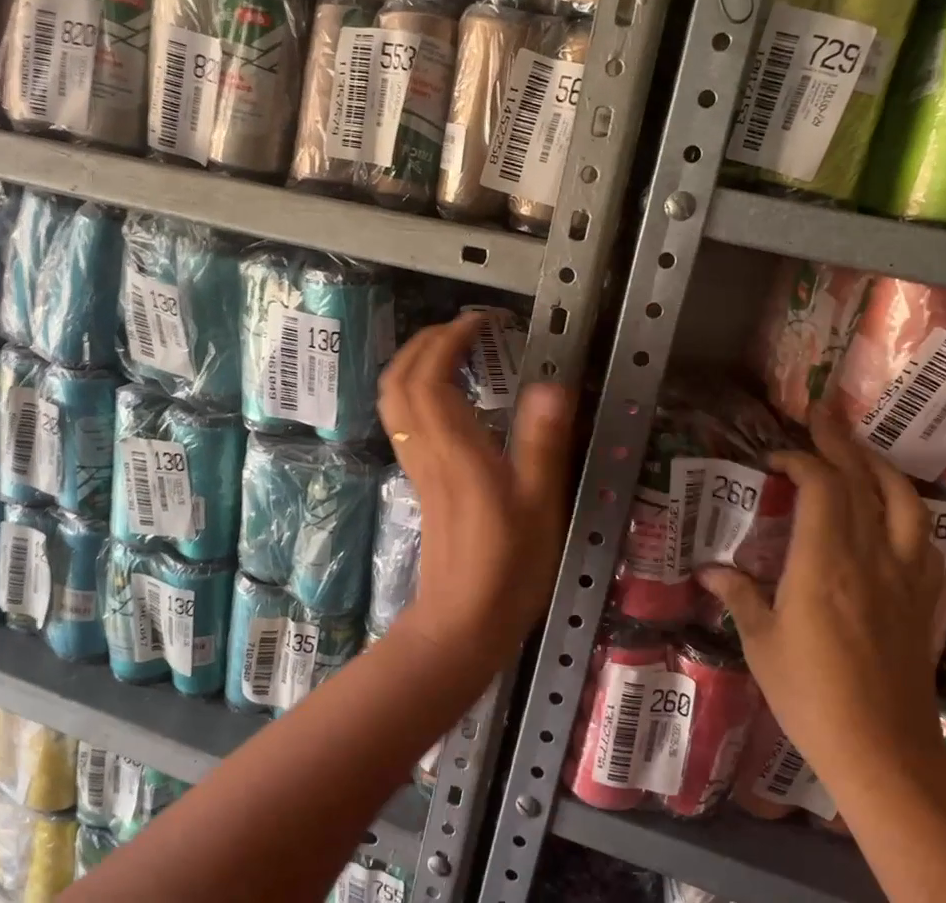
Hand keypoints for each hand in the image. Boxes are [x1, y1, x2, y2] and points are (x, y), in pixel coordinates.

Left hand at [377, 313, 575, 670]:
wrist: (462, 623)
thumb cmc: (509, 567)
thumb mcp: (541, 505)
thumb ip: (544, 443)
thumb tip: (552, 385)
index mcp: (455, 449)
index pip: (430, 375)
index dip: (447, 339)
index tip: (478, 321)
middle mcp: (426, 449)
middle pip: (399, 380)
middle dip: (423, 343)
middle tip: (463, 329)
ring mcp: (417, 466)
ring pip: (393, 401)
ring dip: (413, 364)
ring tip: (452, 353)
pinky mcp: (420, 483)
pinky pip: (402, 421)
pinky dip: (414, 392)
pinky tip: (448, 398)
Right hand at [697, 407, 942, 764]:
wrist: (882, 748)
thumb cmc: (810, 697)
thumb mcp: (761, 644)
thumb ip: (739, 596)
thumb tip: (708, 568)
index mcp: (824, 565)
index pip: (822, 487)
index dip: (801, 460)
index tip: (775, 457)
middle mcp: (871, 558)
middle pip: (863, 481)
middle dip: (840, 442)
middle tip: (822, 413)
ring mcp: (905, 576)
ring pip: (903, 501)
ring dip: (879, 466)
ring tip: (858, 450)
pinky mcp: (923, 597)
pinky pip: (924, 536)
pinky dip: (907, 508)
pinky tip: (893, 510)